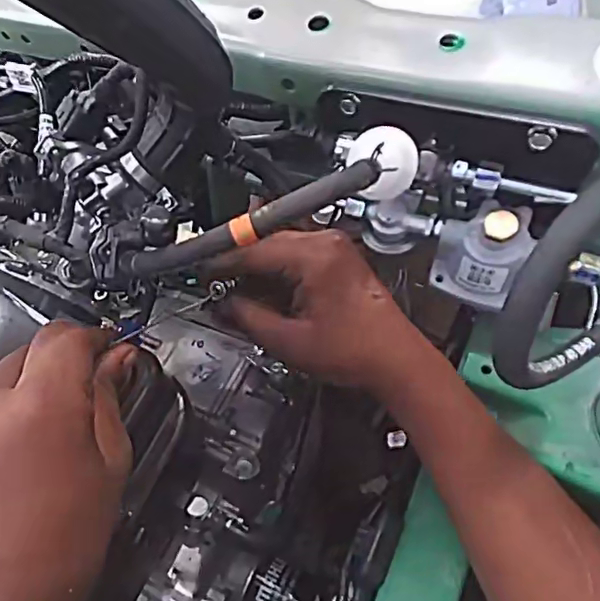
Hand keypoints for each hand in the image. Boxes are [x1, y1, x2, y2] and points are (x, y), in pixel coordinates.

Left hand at [0, 324, 136, 600]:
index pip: (67, 337)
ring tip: (40, 445)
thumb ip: (110, 402)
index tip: (104, 349)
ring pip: (3, 375)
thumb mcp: (108, 469)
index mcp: (42, 406)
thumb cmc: (56, 550)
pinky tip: (7, 457)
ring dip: (25, 392)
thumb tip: (115, 361)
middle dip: (60, 367)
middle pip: (33, 350)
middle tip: (80, 406)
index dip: (92, 338)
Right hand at [216, 230, 436, 395]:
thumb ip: (249, 317)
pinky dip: (277, 267)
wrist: (396, 359)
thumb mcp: (289, 341)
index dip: (222, 263)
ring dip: (257, 264)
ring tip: (237, 288)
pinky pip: (298, 253)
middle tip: (214, 280)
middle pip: (266, 241)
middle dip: (238, 261)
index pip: (253, 250)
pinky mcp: (340, 258)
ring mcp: (336, 247)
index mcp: (314, 255)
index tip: (203, 272)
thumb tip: (226, 304)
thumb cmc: (358, 350)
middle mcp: (327, 242)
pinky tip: (266, 288)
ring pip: (280, 245)